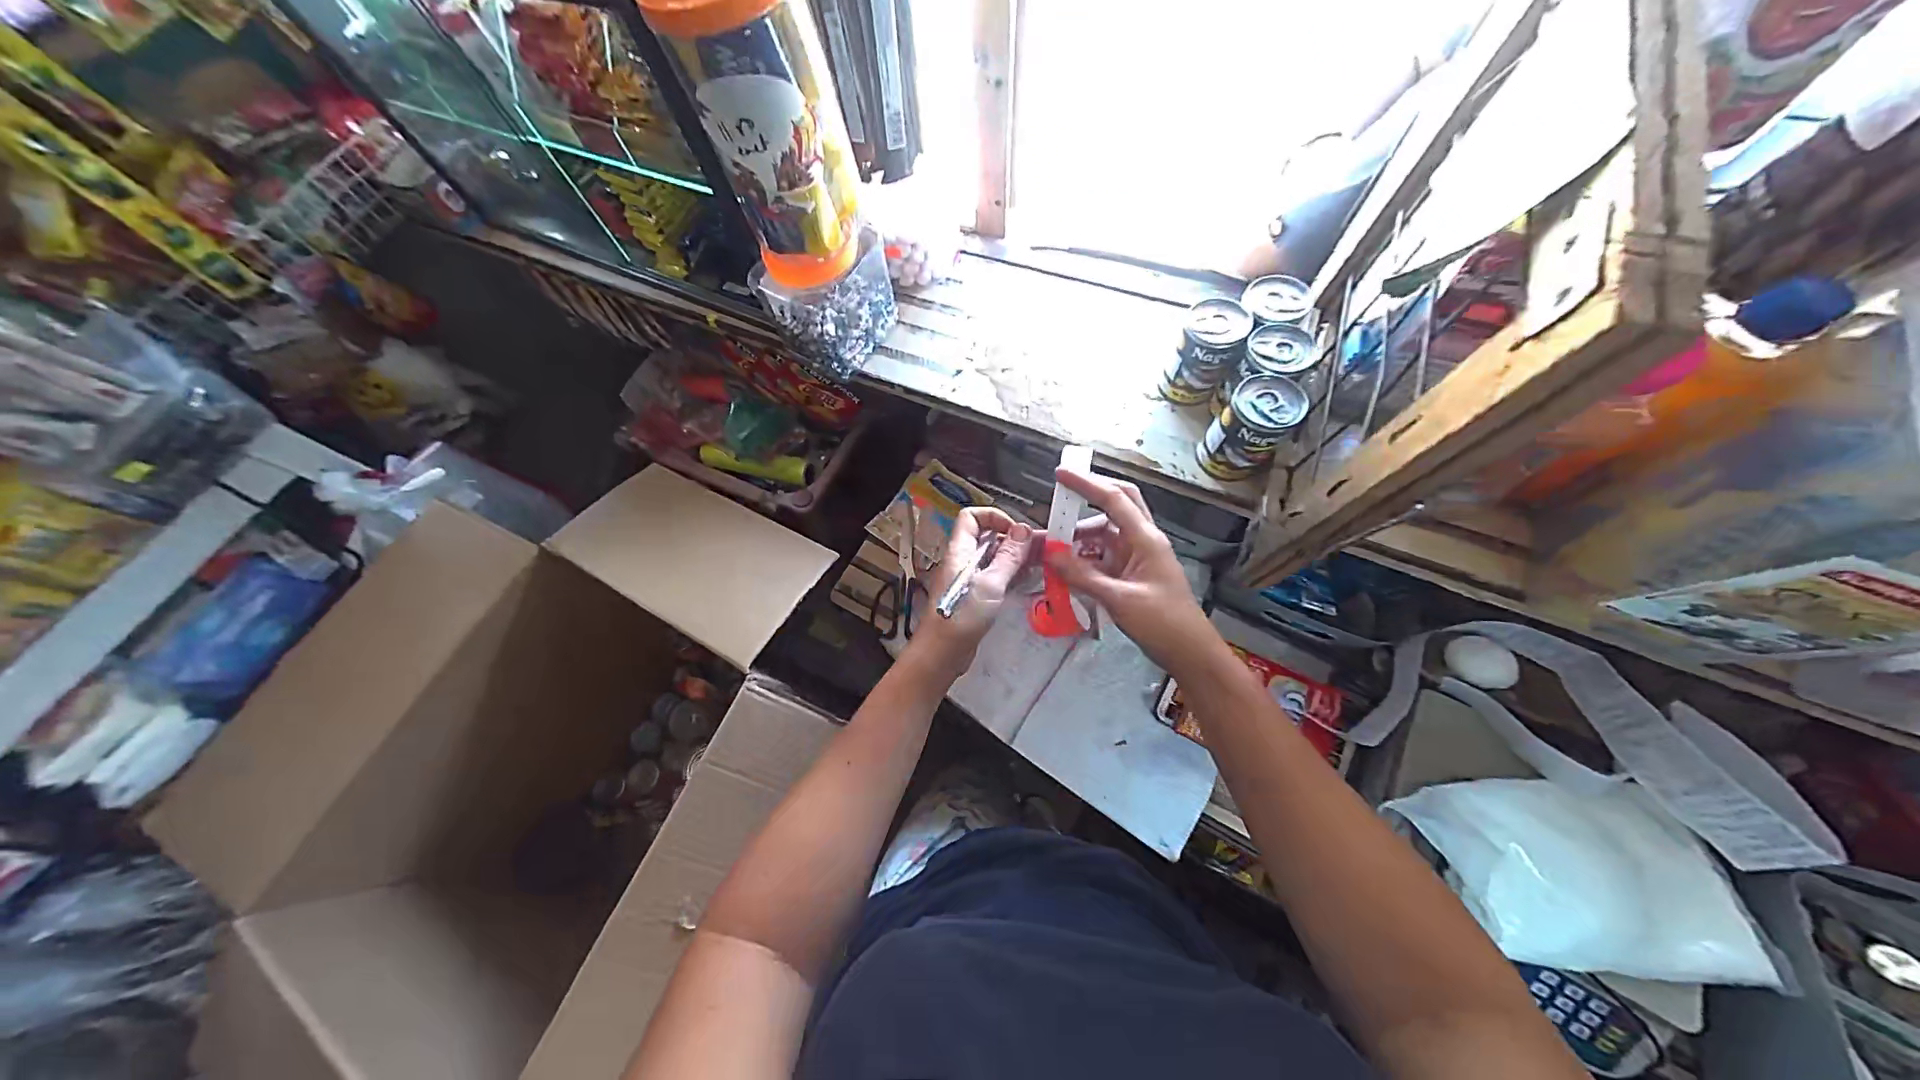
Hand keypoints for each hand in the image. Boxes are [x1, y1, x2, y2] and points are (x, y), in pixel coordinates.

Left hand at [903, 507, 1034, 678]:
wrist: (942, 653)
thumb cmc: (961, 617)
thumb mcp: (990, 584)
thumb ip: (1008, 557)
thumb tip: (1023, 530)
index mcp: (960, 551)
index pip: (972, 517)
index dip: (994, 517)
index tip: (1017, 531)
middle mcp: (963, 561)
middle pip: (988, 537)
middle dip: (1015, 539)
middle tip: (1042, 548)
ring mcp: (969, 579)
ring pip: (995, 558)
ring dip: (1017, 557)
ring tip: (1043, 561)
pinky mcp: (976, 596)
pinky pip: (996, 576)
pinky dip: (1012, 574)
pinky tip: (1030, 578)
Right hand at [1046, 467, 1220, 677]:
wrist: (1189, 652)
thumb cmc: (1162, 623)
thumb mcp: (1118, 599)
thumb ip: (1082, 576)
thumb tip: (1050, 554)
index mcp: (1146, 539)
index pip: (1114, 499)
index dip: (1086, 484)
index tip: (1061, 473)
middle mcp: (1143, 540)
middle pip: (1117, 505)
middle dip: (1089, 497)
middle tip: (1060, 497)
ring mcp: (1138, 557)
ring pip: (1106, 532)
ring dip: (1081, 536)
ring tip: (1054, 548)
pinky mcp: (1132, 574)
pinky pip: (1104, 555)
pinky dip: (1085, 557)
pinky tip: (1068, 568)